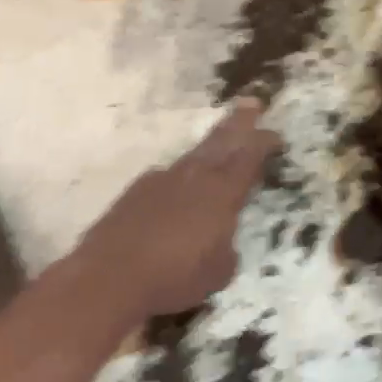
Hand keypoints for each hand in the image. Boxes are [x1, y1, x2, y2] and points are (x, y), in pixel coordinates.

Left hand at [73, 99, 280, 321]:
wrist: (107, 278)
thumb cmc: (174, 276)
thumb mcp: (218, 271)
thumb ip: (226, 248)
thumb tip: (222, 242)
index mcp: (223, 191)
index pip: (249, 157)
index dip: (264, 142)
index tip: (274, 134)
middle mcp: (195, 176)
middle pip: (221, 141)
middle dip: (239, 122)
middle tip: (250, 102)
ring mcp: (161, 181)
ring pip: (192, 156)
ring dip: (208, 148)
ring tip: (216, 144)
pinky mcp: (133, 194)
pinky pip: (164, 177)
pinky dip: (176, 178)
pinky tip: (174, 189)